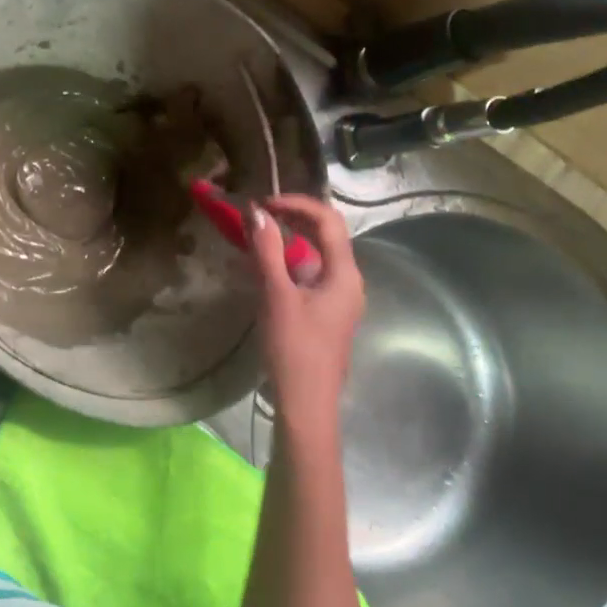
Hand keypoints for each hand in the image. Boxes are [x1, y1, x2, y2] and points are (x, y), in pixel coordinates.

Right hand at [249, 196, 363, 417]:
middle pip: (327, 234)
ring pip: (318, 254)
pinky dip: (290, 261)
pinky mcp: (327, 312)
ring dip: (290, 238)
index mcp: (344, 274)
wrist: (306, 403)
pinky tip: (266, 266)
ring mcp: (340, 298)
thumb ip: (268, 251)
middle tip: (258, 214)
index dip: (297, 204)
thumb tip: (258, 212)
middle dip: (294, 217)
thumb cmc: (294, 349)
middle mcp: (349, 281)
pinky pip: (311, 273)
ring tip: (258, 234)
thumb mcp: (276, 296)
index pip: (328, 221)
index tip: (263, 204)